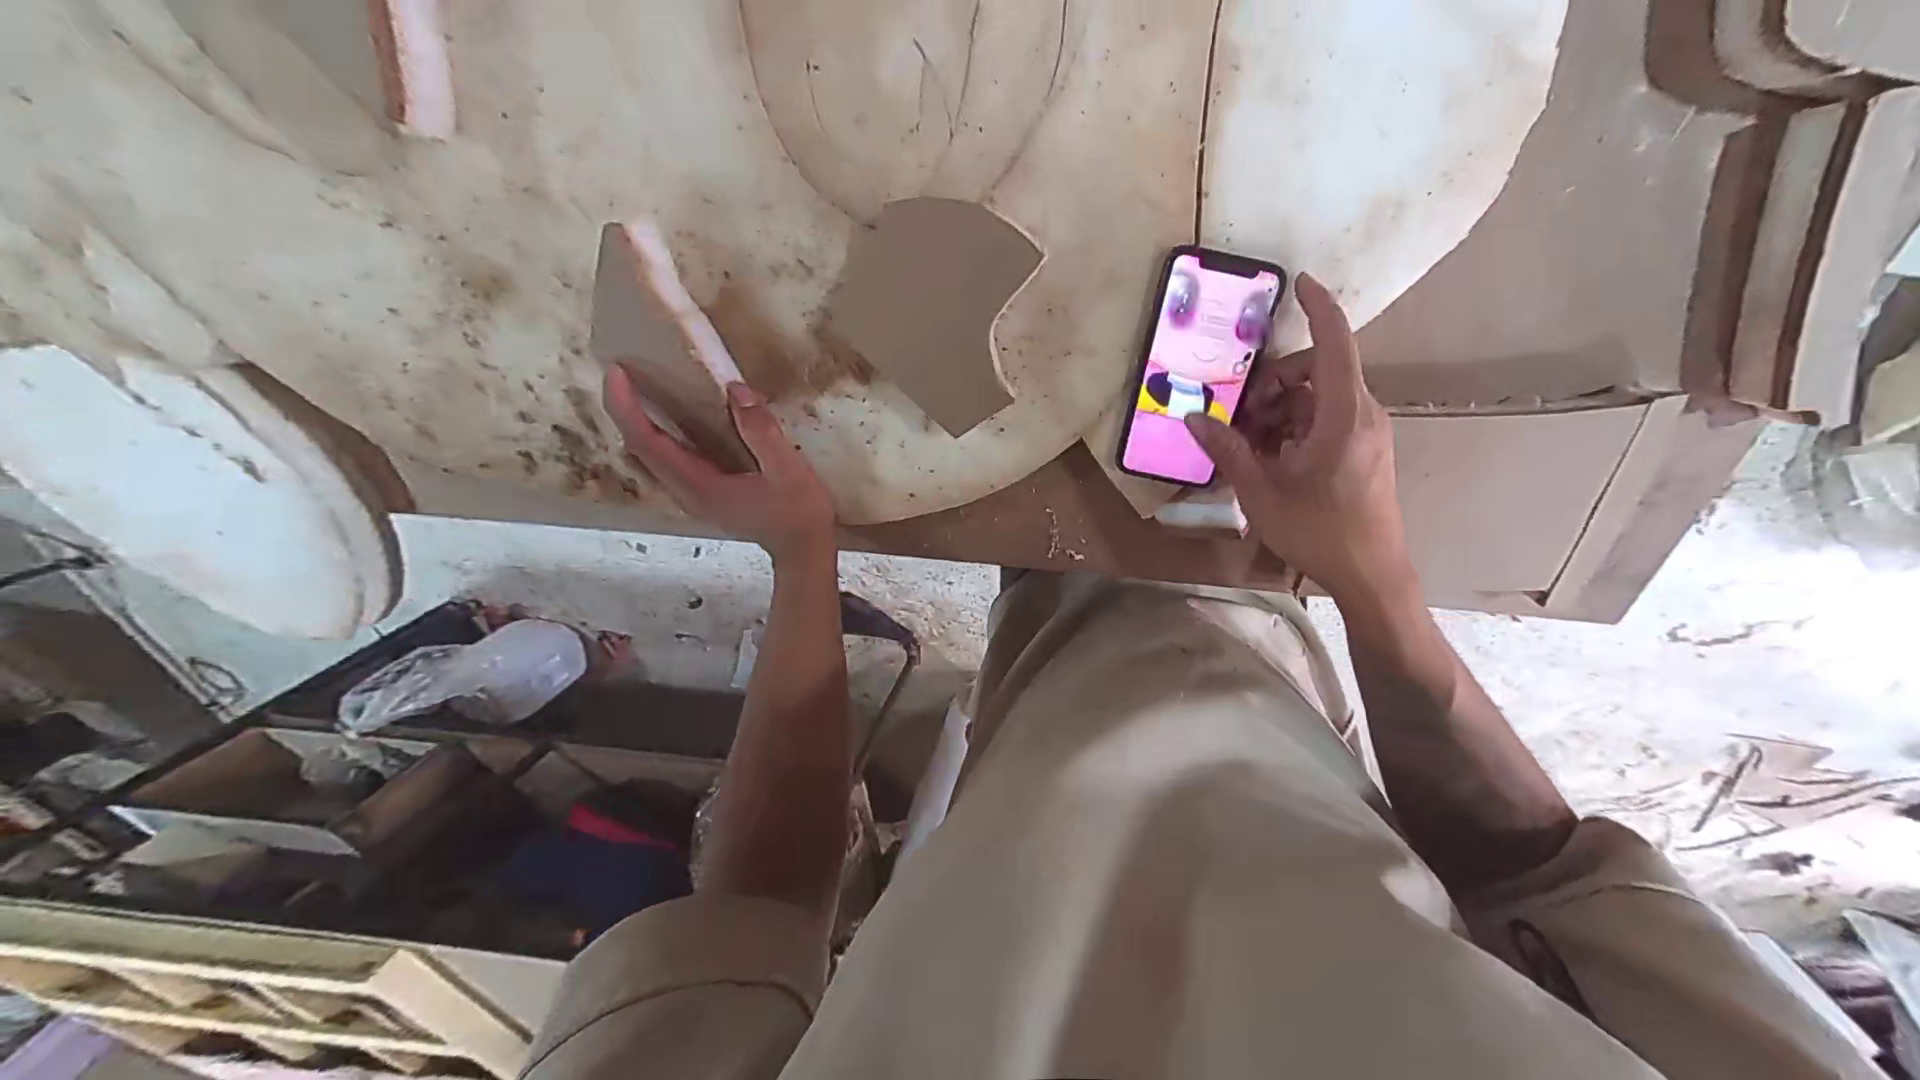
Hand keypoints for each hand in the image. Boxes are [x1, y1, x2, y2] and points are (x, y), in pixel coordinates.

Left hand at [604, 365, 837, 563]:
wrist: (803, 549)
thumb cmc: (798, 512)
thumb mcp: (788, 469)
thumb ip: (761, 431)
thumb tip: (734, 389)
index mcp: (699, 487)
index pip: (647, 443)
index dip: (627, 407)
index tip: (618, 372)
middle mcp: (686, 493)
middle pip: (638, 448)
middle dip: (624, 408)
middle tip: (622, 370)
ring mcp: (691, 497)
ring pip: (648, 457)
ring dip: (636, 422)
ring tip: (636, 388)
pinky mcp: (701, 494)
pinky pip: (664, 462)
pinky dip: (654, 436)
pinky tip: (666, 418)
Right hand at [1185, 273, 1413, 603]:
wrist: (1370, 574)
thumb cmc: (1318, 532)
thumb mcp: (1261, 491)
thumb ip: (1227, 450)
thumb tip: (1192, 417)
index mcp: (1343, 417)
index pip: (1335, 345)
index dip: (1319, 308)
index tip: (1299, 283)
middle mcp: (1362, 415)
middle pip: (1317, 371)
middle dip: (1272, 383)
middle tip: (1236, 416)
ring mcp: (1366, 432)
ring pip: (1318, 397)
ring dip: (1278, 409)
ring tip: (1247, 444)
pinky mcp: (1364, 450)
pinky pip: (1325, 419)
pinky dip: (1293, 426)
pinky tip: (1269, 457)